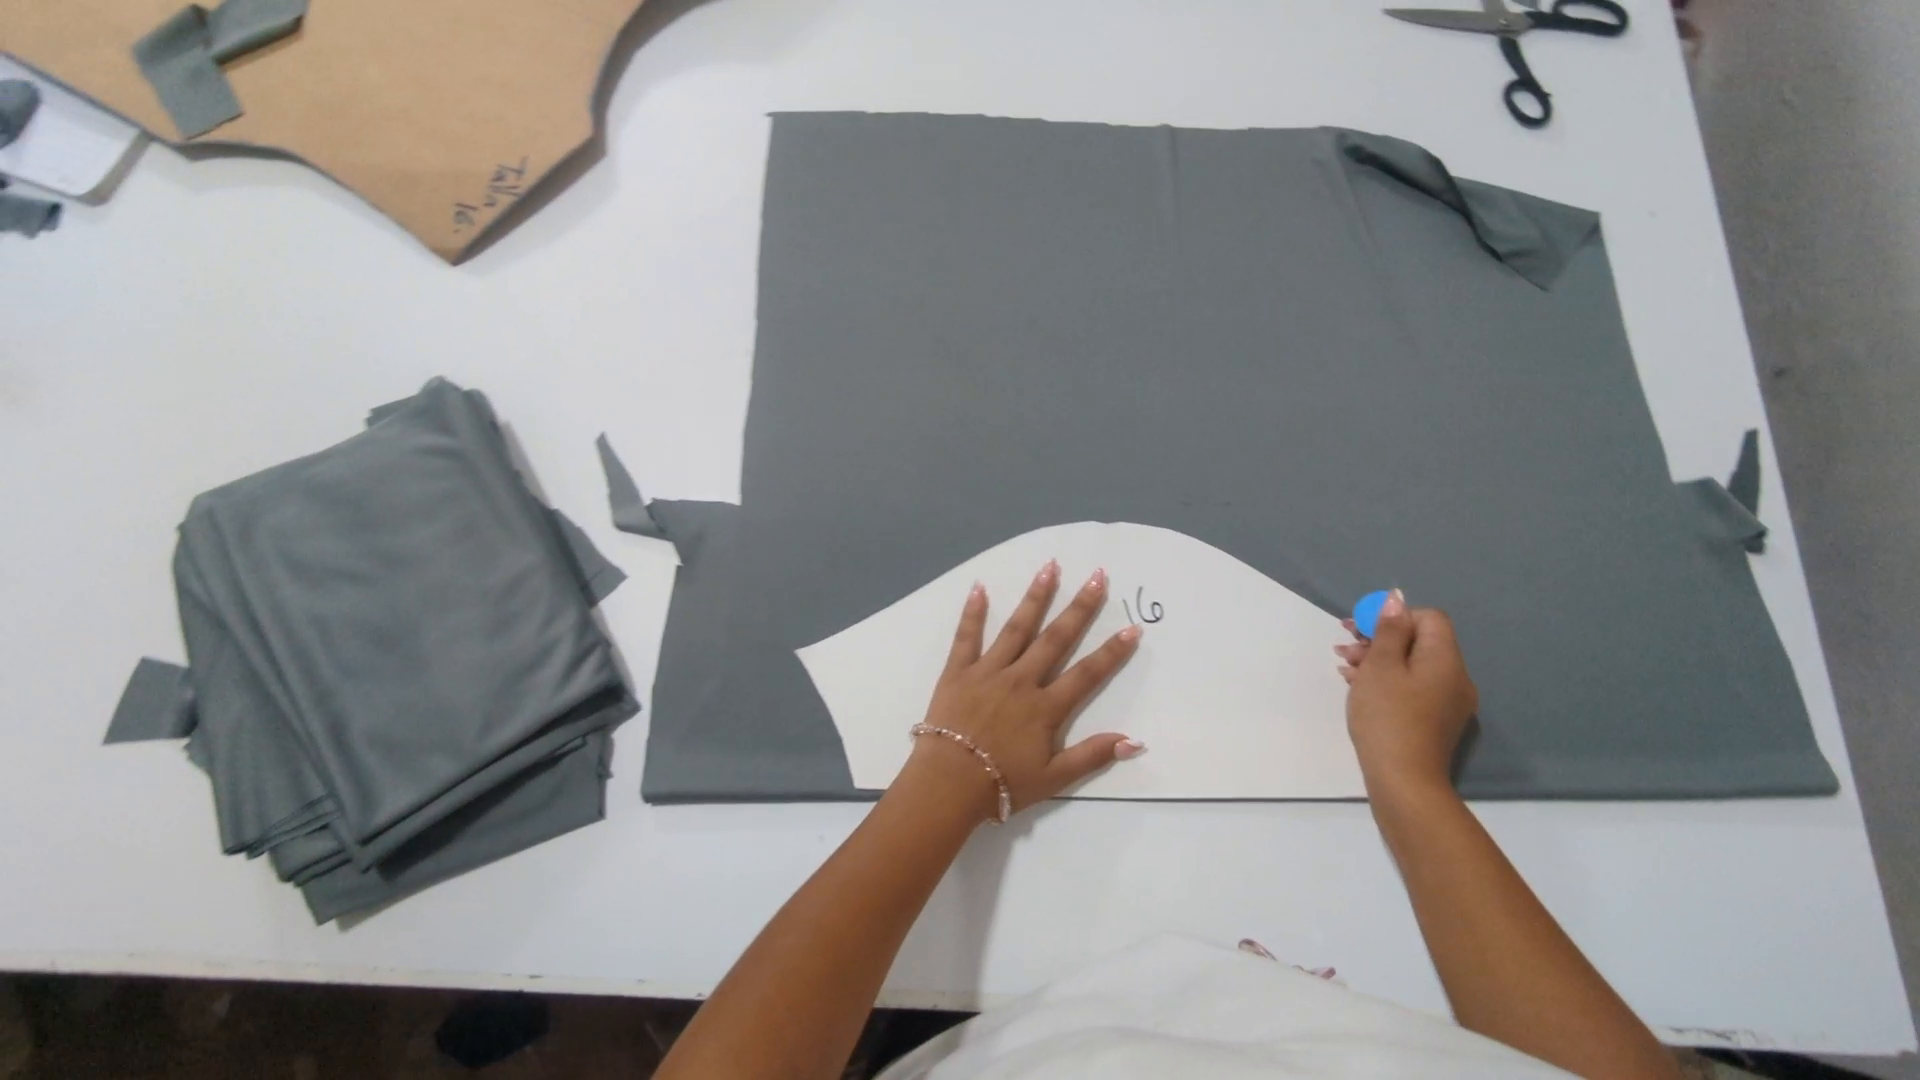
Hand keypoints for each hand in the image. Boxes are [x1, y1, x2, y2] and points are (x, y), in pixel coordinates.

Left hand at [904, 561, 1144, 820]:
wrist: (947, 784)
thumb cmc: (1002, 784)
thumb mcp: (1054, 778)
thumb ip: (1092, 756)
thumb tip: (1135, 741)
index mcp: (1045, 707)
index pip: (1087, 673)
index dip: (1112, 652)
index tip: (1132, 628)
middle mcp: (1020, 681)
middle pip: (1055, 639)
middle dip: (1079, 607)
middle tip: (1097, 577)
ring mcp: (987, 672)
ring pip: (1016, 628)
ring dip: (1035, 597)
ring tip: (1050, 567)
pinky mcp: (957, 672)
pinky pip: (966, 636)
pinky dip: (973, 611)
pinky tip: (980, 587)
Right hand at [1335, 590, 1477, 797]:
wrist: (1403, 780)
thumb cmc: (1388, 716)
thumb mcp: (1381, 666)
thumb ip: (1389, 630)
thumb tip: (1397, 600)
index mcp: (1446, 660)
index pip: (1429, 618)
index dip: (1394, 618)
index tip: (1363, 631)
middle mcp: (1455, 678)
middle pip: (1419, 642)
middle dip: (1380, 639)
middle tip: (1344, 647)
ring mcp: (1447, 702)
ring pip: (1412, 666)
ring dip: (1378, 660)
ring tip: (1344, 668)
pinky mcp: (1434, 721)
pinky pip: (1412, 687)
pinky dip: (1386, 681)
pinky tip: (1358, 687)